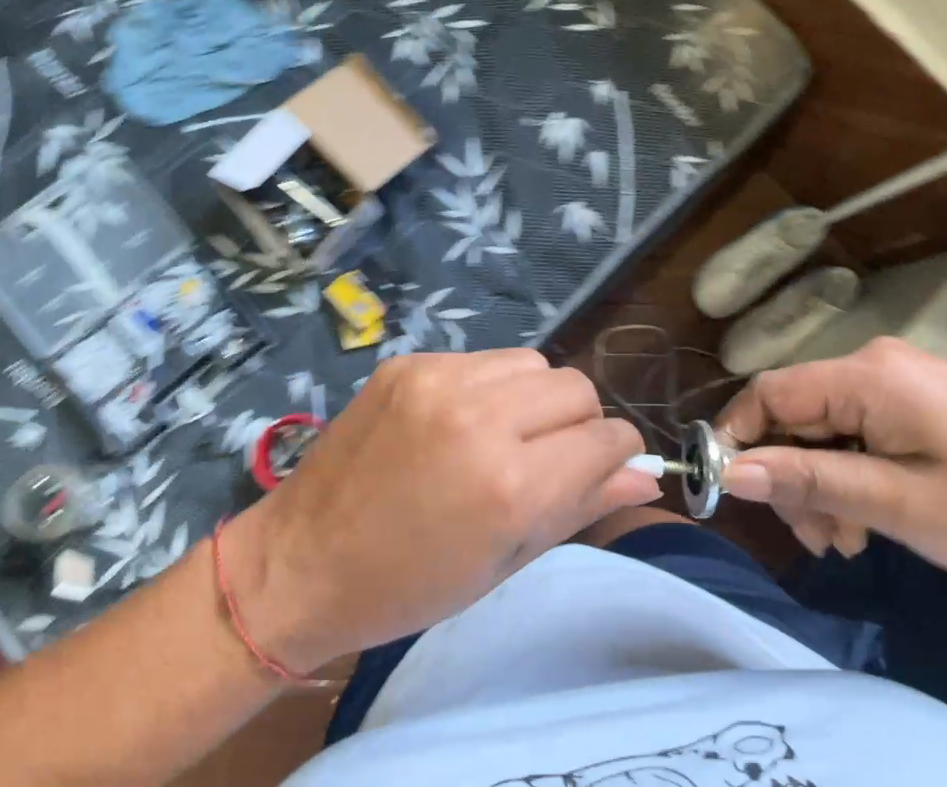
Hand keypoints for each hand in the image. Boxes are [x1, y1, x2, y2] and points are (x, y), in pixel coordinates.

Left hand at [225, 349, 658, 671]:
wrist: (300, 563)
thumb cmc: (409, 586)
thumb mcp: (504, 560)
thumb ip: (580, 507)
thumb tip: (646, 478)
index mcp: (511, 486)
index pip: (607, 438)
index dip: (617, 455)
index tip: (602, 470)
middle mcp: (480, 418)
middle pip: (576, 388)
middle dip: (579, 425)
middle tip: (546, 461)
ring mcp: (438, 382)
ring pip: (533, 364)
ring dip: (535, 399)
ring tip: (503, 438)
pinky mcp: (407, 364)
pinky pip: (482, 360)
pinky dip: (490, 388)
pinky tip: (460, 424)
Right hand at [716, 338, 946, 580]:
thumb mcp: (899, 504)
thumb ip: (810, 480)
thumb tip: (728, 470)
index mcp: (870, 376)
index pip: (768, 391)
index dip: (736, 439)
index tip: (730, 495)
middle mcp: (879, 364)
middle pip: (797, 412)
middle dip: (789, 474)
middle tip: (816, 540)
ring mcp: (904, 381)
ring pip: (825, 427)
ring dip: (820, 482)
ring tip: (848, 541)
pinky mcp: (923, 402)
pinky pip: (860, 430)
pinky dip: (852, 473)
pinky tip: (870, 520)